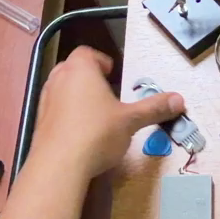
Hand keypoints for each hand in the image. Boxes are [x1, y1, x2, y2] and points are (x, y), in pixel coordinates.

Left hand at [26, 48, 183, 178]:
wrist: (58, 165)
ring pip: (61, 88)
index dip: (99, 60)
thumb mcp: (130, 120)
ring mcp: (46, 99)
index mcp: (80, 69)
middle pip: (72, 68)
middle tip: (105, 92)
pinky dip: (65, 113)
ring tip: (93, 112)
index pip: (86, 53)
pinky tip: (79, 132)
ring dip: (75, 94)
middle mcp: (59, 78)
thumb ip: (153, 108)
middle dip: (88, 76)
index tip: (112, 73)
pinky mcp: (39, 121)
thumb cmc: (97, 133)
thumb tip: (180, 99)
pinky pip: (54, 109)